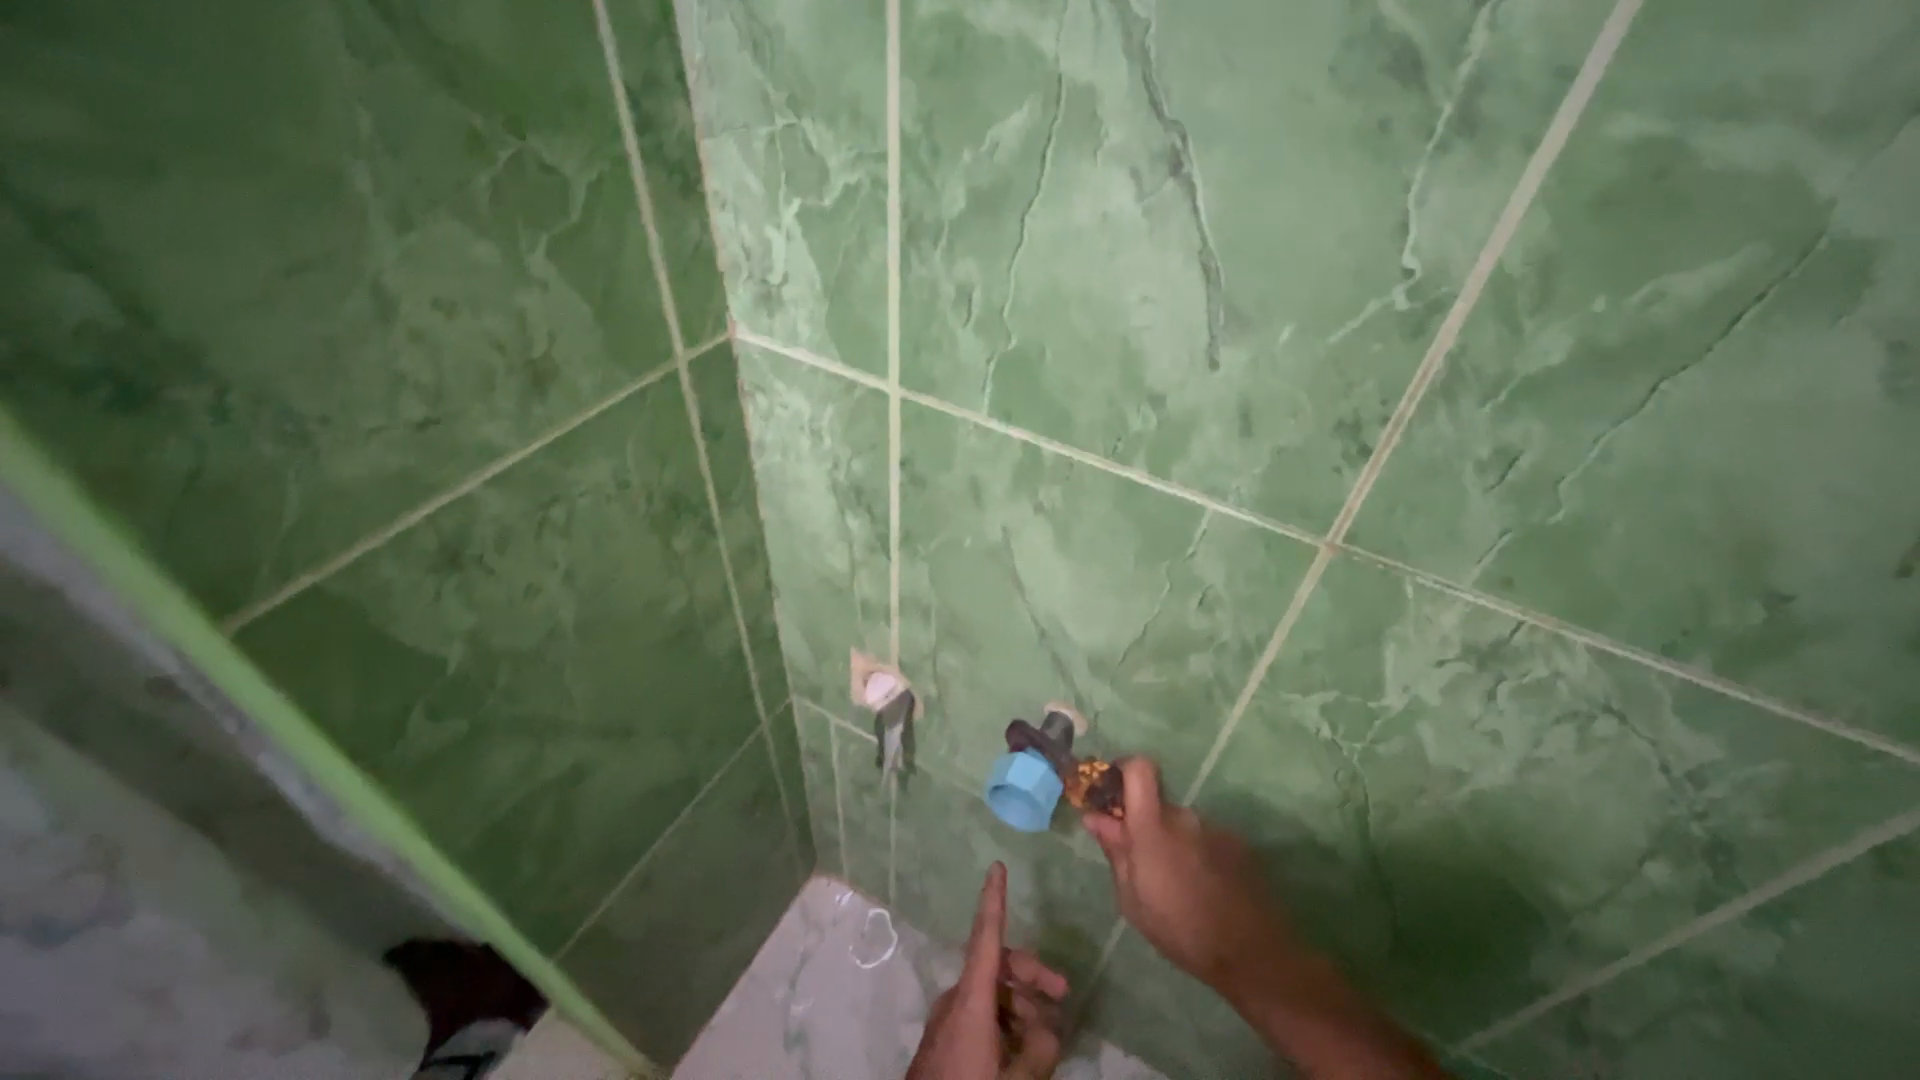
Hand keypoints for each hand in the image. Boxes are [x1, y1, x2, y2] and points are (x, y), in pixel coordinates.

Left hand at [906, 862, 1068, 1079]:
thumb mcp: (1015, 1078)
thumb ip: (1039, 1049)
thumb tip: (1049, 1028)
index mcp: (971, 1001)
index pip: (985, 938)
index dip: (993, 900)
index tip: (997, 867)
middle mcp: (956, 1001)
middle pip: (996, 967)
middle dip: (1031, 974)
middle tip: (1063, 995)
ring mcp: (948, 1021)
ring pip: (991, 996)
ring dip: (1021, 1008)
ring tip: (1046, 1042)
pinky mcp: (945, 1042)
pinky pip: (980, 1017)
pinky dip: (1005, 1024)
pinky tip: (1023, 1053)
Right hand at [1080, 758, 1288, 999]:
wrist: (1249, 952)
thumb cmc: (1178, 929)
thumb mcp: (1131, 899)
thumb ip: (1115, 851)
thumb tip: (1095, 817)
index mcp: (1152, 826)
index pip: (1139, 768)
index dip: (1124, 771)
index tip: (1113, 795)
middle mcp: (1185, 816)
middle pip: (1157, 804)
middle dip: (1145, 825)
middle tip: (1142, 864)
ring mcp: (1215, 829)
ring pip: (1182, 825)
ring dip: (1173, 844)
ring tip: (1177, 886)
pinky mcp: (1237, 845)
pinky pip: (1205, 839)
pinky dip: (1197, 856)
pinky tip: (1203, 890)